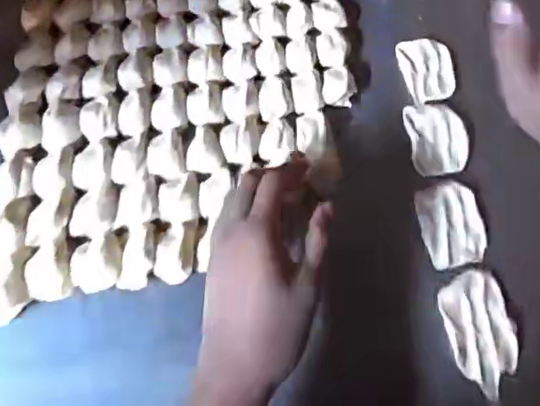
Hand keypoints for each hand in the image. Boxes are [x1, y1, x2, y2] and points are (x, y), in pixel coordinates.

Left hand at [190, 161, 333, 405]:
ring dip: (257, 187)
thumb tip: (327, 204)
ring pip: (234, 196)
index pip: (271, 182)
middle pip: (248, 181)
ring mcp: (218, 242)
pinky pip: (227, 213)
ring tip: (283, 199)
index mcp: (256, 232)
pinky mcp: (212, 257)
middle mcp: (232, 229)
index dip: (291, 169)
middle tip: (298, 179)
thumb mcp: (308, 289)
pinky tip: (263, 222)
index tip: (310, 168)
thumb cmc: (275, 331)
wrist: (230, 371)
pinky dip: (245, 204)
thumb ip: (318, 242)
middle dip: (273, 172)